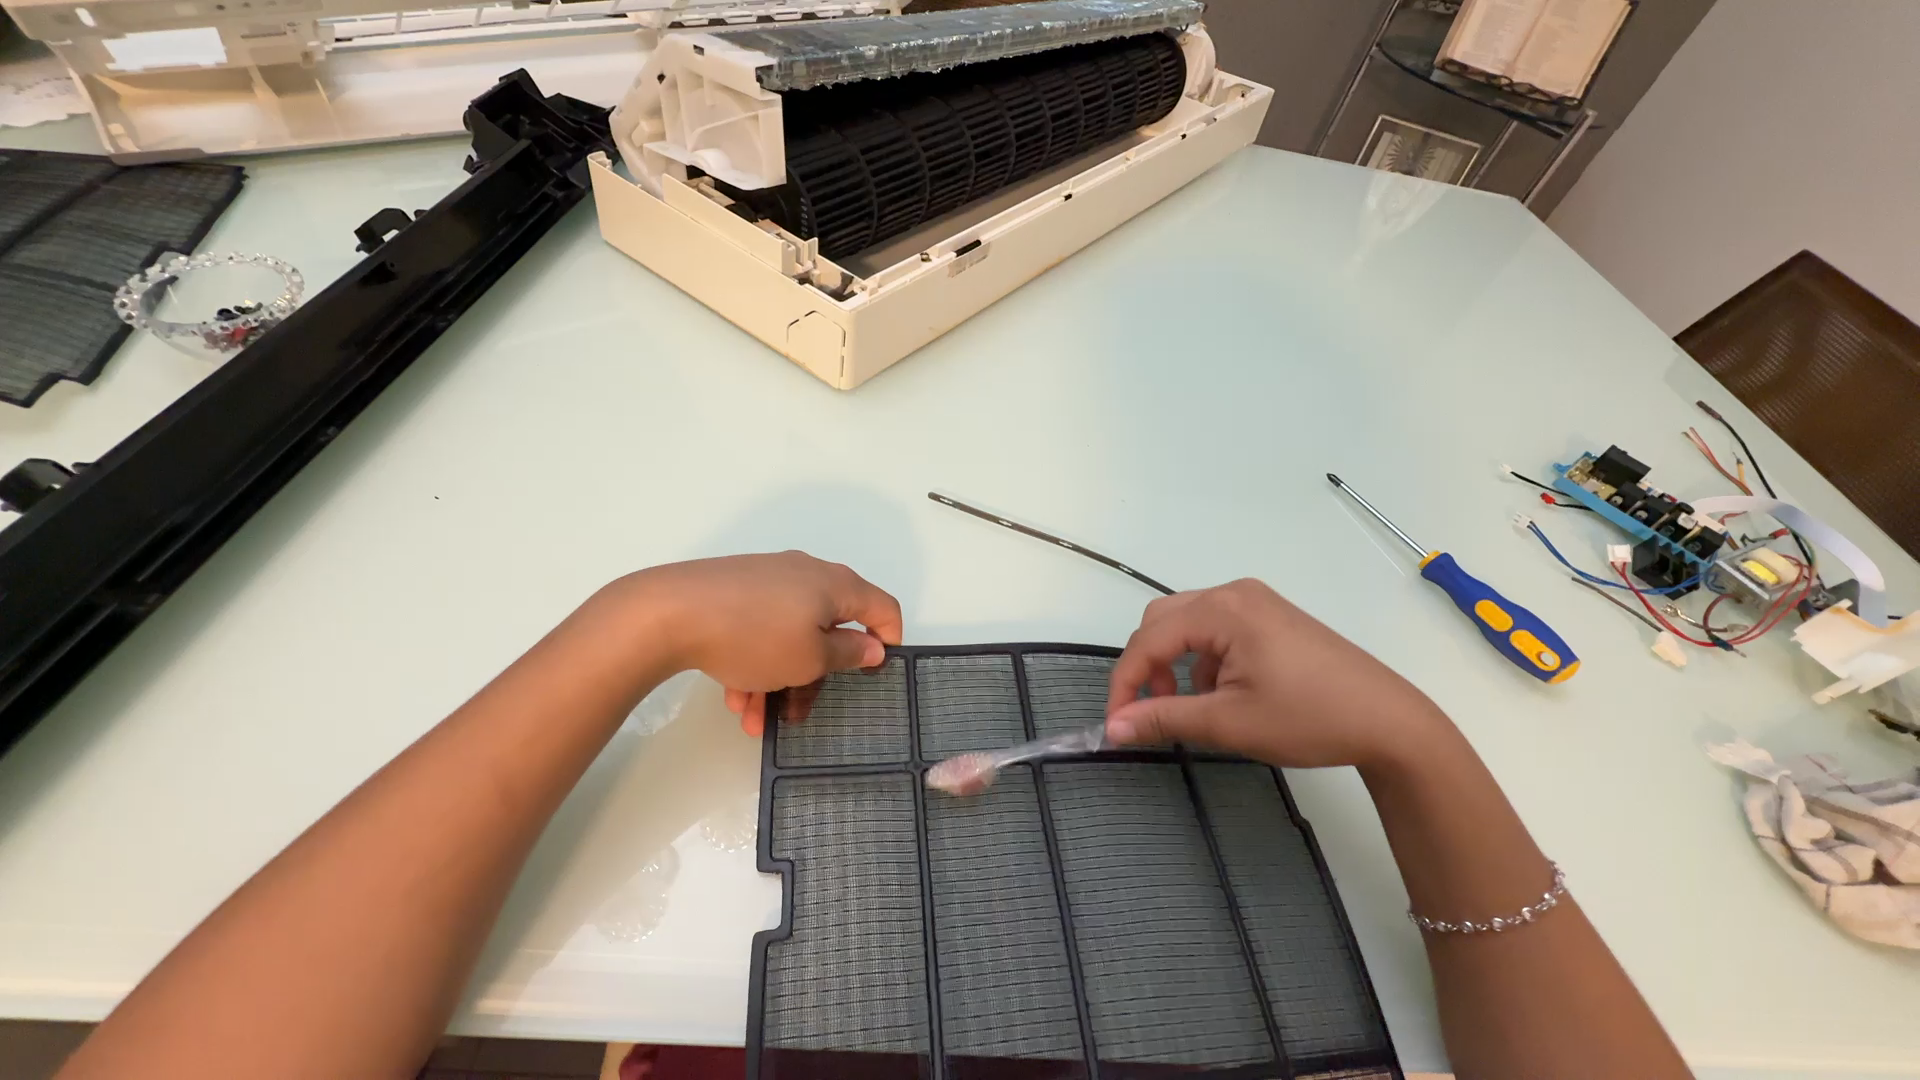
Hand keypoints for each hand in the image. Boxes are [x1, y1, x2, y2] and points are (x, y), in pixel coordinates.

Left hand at [606, 552, 902, 735]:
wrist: (668, 612)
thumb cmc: (754, 636)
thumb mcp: (809, 657)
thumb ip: (848, 653)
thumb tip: (873, 645)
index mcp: (835, 585)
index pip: (883, 607)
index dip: (888, 642)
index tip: (873, 676)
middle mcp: (806, 575)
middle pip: (830, 628)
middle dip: (816, 676)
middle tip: (799, 713)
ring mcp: (768, 580)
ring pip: (790, 635)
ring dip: (780, 679)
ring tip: (754, 717)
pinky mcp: (735, 589)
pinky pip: (760, 629)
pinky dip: (755, 661)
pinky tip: (734, 697)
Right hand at [1104, 579, 1450, 770]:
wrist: (1391, 722)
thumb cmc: (1309, 718)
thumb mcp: (1228, 722)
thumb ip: (1163, 718)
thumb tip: (1111, 728)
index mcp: (1222, 610)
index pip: (1148, 640)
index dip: (1125, 683)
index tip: (1117, 723)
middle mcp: (1235, 593)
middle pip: (1163, 621)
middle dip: (1149, 667)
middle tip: (1155, 710)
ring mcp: (1257, 602)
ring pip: (1188, 624)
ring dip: (1176, 662)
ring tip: (1194, 705)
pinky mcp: (1272, 616)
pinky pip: (1216, 628)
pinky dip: (1204, 658)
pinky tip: (1225, 691)